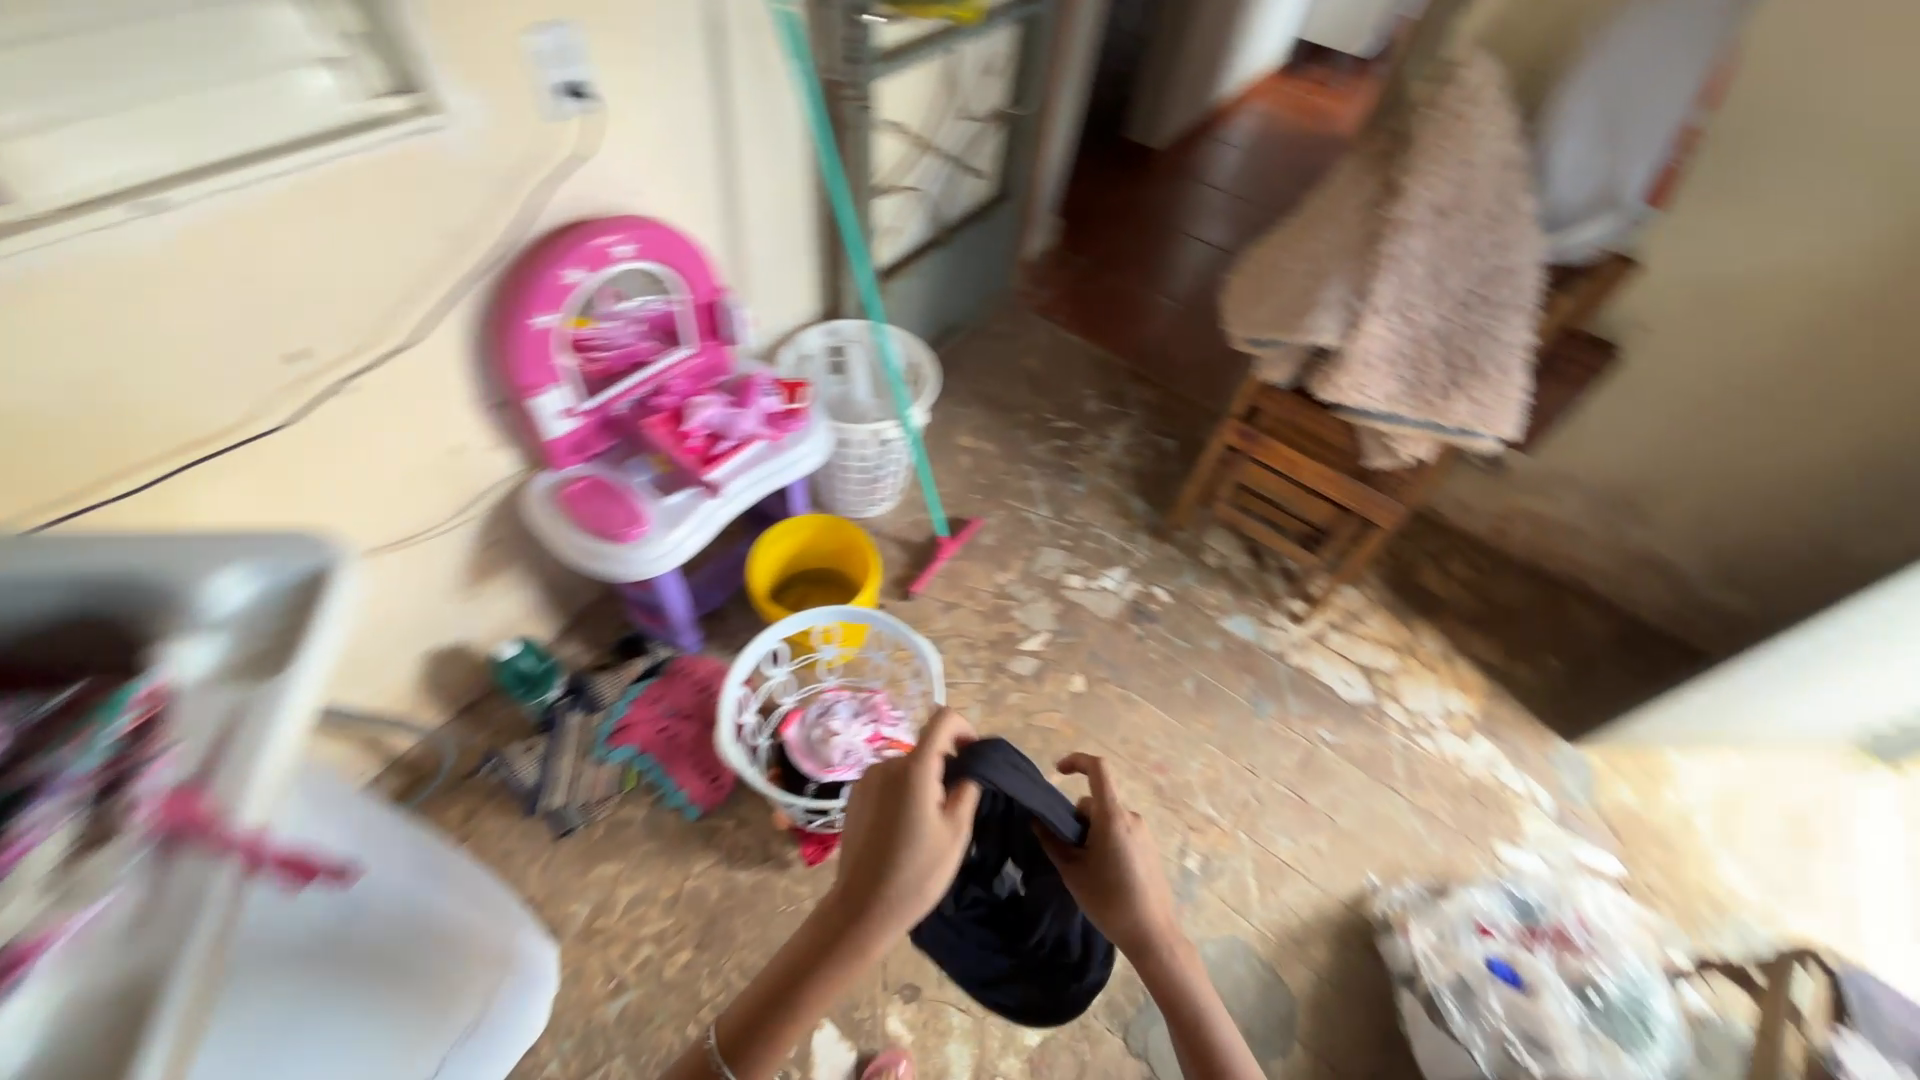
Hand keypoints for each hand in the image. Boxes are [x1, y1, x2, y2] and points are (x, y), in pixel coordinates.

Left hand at [826, 708, 980, 940]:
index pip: (943, 719)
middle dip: (945, 767)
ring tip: (927, 824)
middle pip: (925, 748)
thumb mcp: (957, 832)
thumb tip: (970, 767)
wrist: (862, 908)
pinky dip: (903, 792)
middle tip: (952, 809)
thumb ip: (967, 788)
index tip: (974, 758)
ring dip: (923, 782)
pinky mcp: (855, 795)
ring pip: (907, 766)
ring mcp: (866, 779)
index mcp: (914, 768)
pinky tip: (904, 828)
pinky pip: (889, 781)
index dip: (965, 729)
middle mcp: (886, 763)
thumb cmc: (916, 873)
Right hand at [1035, 752, 1180, 957]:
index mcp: (1112, 817)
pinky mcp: (1149, 847)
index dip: (1076, 761)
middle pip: (1095, 802)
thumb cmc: (1108, 900)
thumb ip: (1052, 841)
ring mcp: (1143, 832)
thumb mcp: (1072, 872)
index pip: (1098, 769)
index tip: (1057, 772)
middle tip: (1069, 854)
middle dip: (1077, 820)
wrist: (1152, 934)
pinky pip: (1120, 831)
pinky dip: (1106, 841)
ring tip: (1087, 869)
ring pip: (1107, 819)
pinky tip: (1105, 875)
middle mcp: (1131, 817)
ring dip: (1091, 833)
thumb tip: (1037, 821)